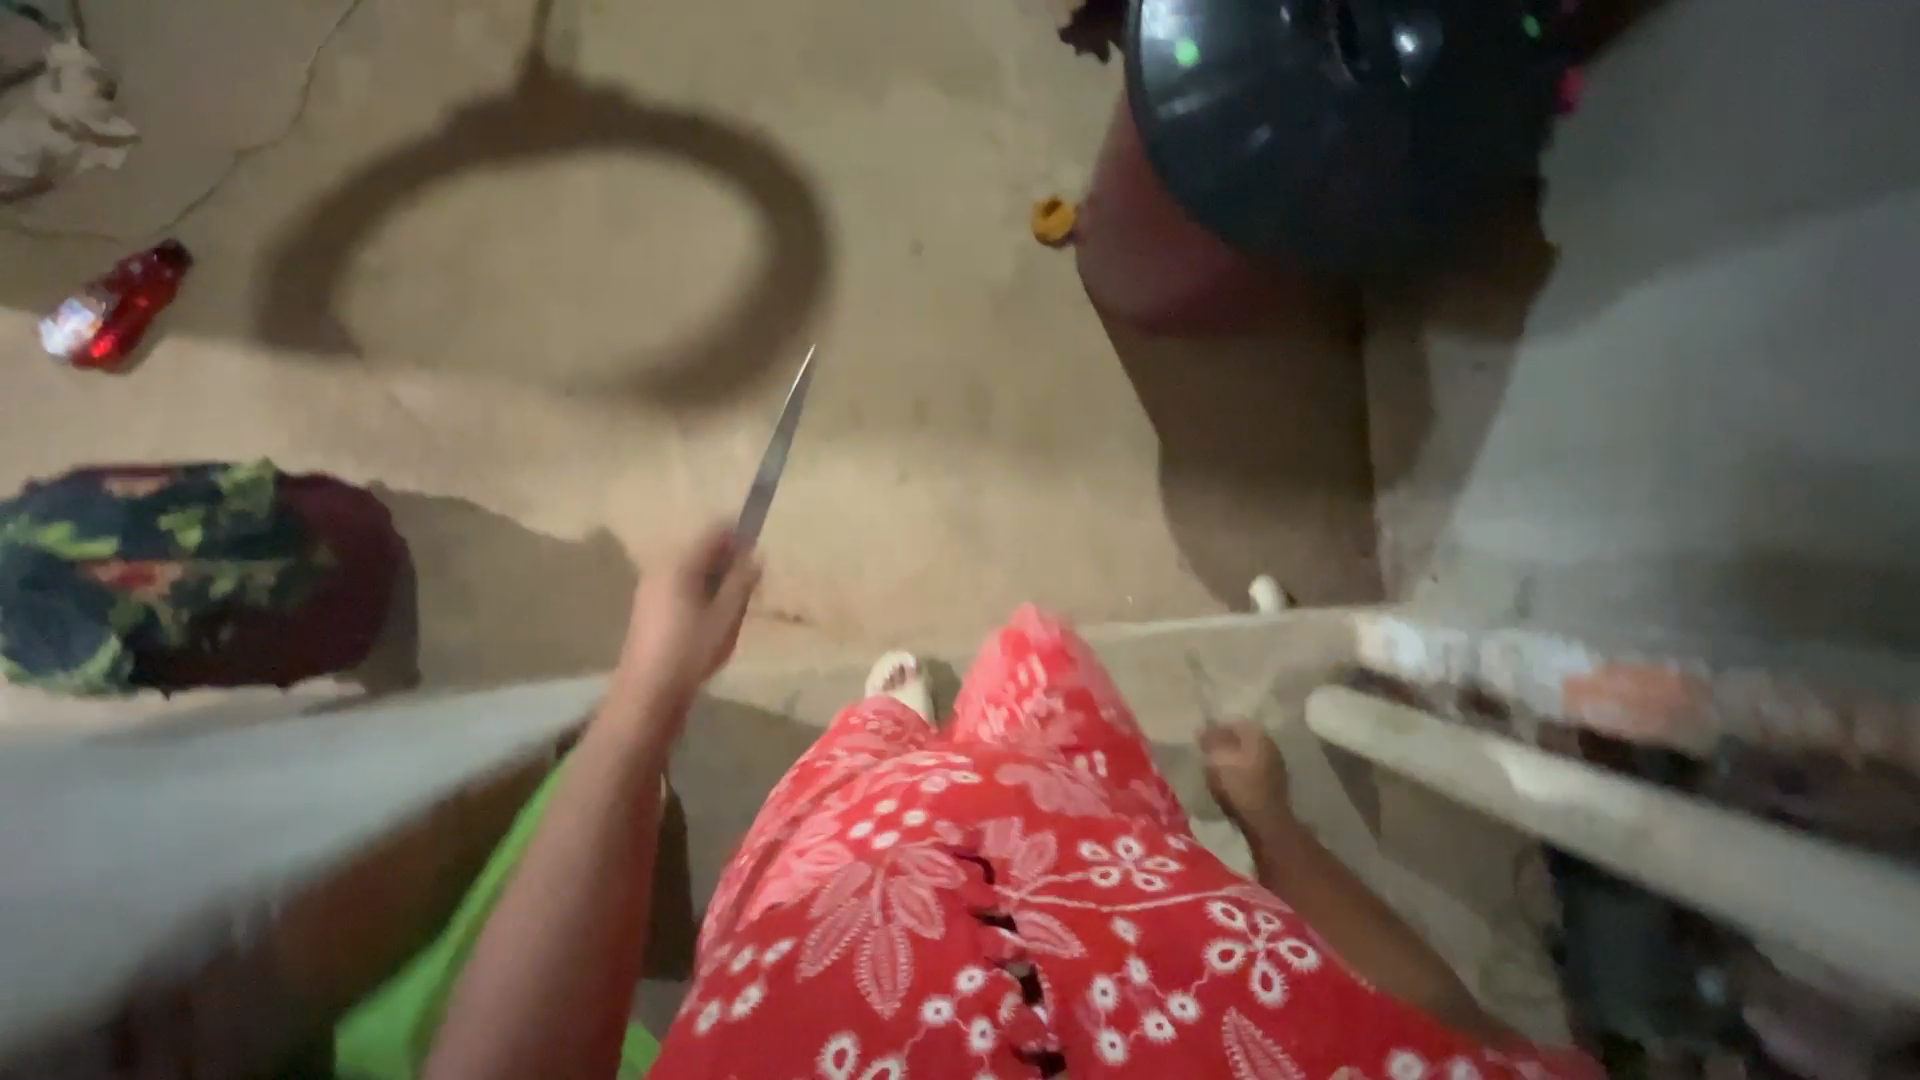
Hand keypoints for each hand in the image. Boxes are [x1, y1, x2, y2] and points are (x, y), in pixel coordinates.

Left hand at [616, 525, 761, 716]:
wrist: (648, 690)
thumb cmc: (691, 650)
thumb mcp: (727, 615)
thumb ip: (743, 581)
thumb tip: (757, 555)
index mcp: (680, 563)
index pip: (714, 530)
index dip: (740, 536)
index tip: (759, 554)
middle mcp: (662, 566)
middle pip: (702, 548)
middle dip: (729, 559)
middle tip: (751, 583)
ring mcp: (651, 586)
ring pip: (692, 567)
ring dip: (716, 576)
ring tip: (735, 602)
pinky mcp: (648, 605)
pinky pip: (681, 583)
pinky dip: (701, 589)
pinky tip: (712, 615)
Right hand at [1199, 720, 1294, 839]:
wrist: (1265, 822)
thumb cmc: (1239, 784)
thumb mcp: (1217, 757)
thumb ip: (1209, 739)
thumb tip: (1202, 728)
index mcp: (1258, 735)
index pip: (1233, 722)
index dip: (1214, 728)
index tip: (1200, 738)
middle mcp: (1270, 746)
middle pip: (1242, 740)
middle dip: (1224, 745)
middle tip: (1205, 752)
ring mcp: (1275, 767)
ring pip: (1247, 757)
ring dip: (1232, 761)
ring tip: (1214, 770)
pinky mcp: (1274, 787)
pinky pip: (1251, 773)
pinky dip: (1240, 775)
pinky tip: (1228, 784)